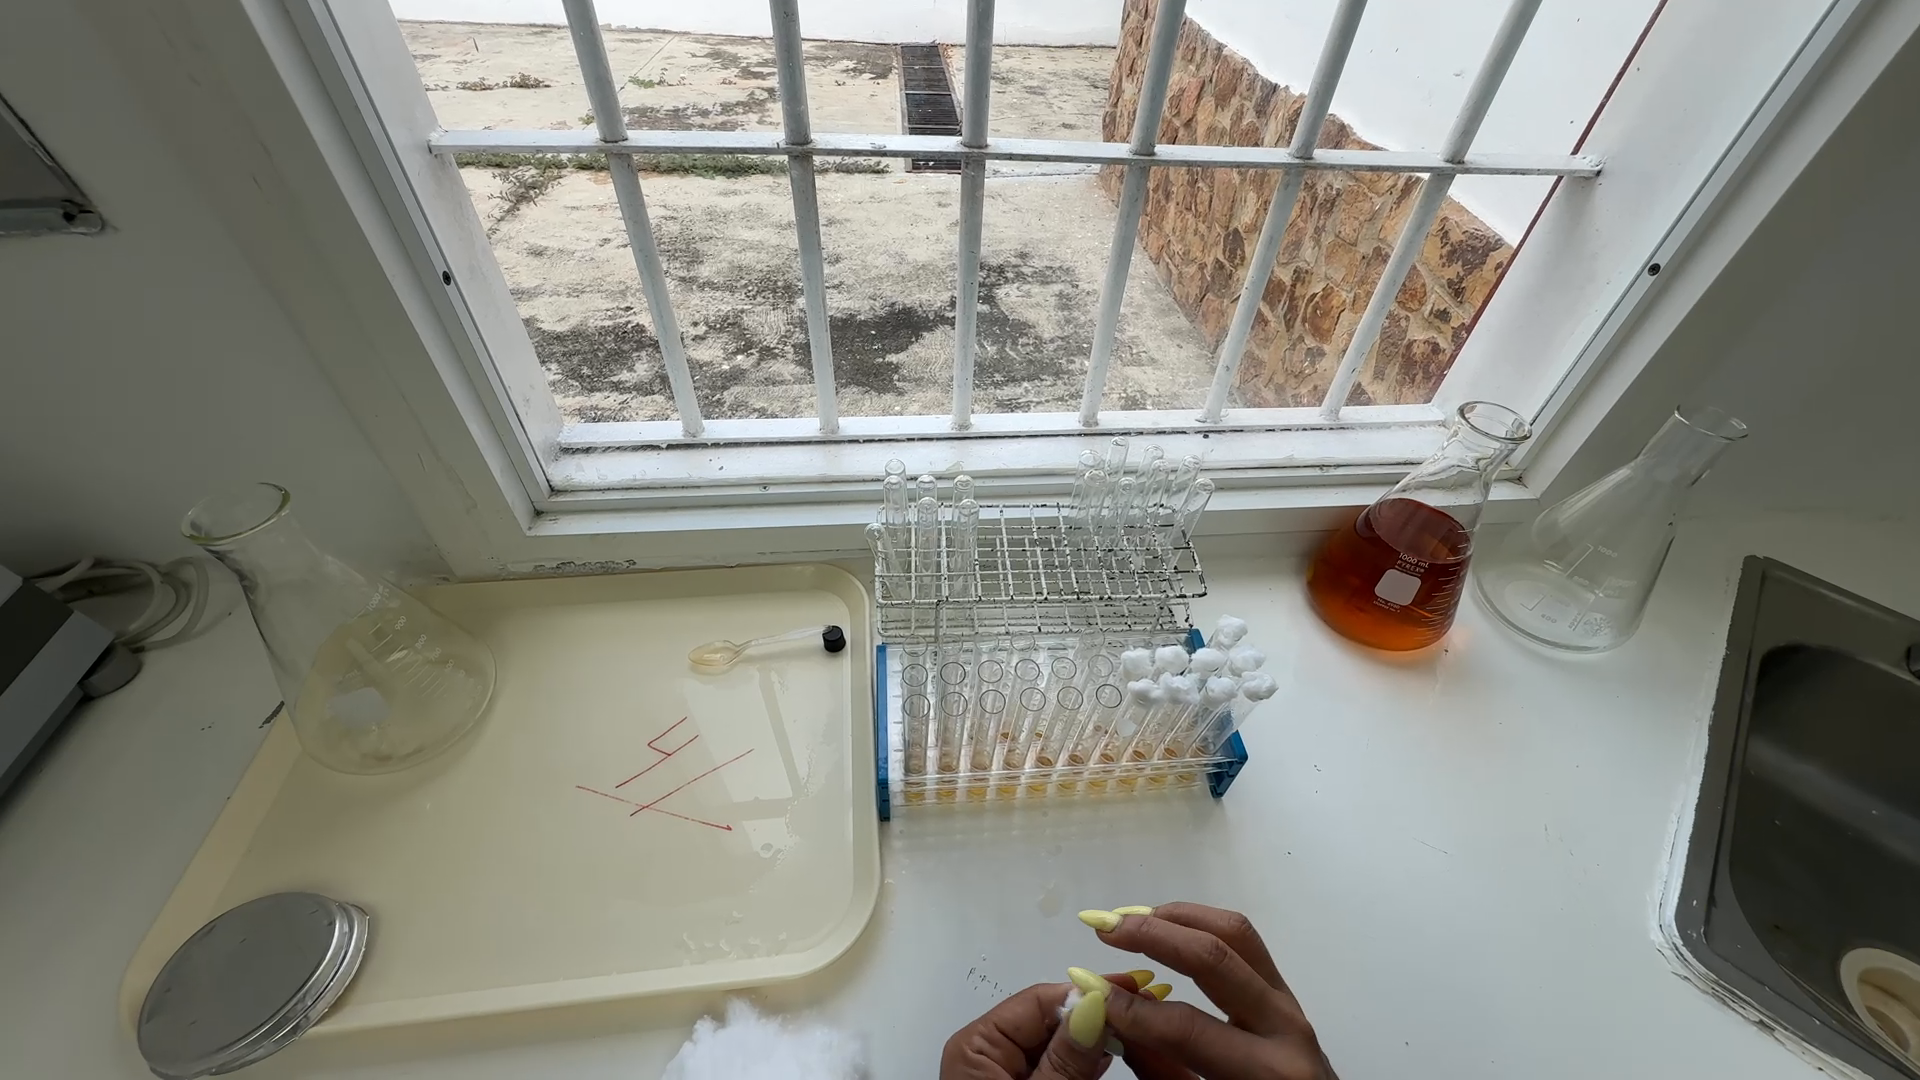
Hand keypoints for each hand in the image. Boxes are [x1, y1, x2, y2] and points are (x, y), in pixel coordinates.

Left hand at [940, 971, 1150, 1078]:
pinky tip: (1109, 1057)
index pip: (1039, 1001)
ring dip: (1093, 1038)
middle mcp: (987, 1052)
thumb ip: (1067, 1060)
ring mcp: (1004, 1075)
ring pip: (1056, 1045)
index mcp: (977, 1045)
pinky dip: (1082, 1064)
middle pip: (1048, 1020)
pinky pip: (1054, 1068)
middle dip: (1093, 1014)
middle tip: (1142, 1007)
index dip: (1085, 992)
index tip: (1131, 988)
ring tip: (1133, 1029)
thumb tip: (1095, 1005)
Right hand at [1076, 903, 1334, 1079]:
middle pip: (1213, 957)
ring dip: (1174, 916)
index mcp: (1269, 1072)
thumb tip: (1105, 1013)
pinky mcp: (1282, 988)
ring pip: (1232, 931)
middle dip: (1150, 935)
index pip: (1188, 1026)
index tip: (1088, 988)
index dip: (1132, 1008)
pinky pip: (1241, 937)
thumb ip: (1157, 1066)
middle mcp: (1286, 1026)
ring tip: (1128, 917)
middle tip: (1101, 927)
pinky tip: (1164, 925)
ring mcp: (1289, 1000)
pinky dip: (1197, 921)